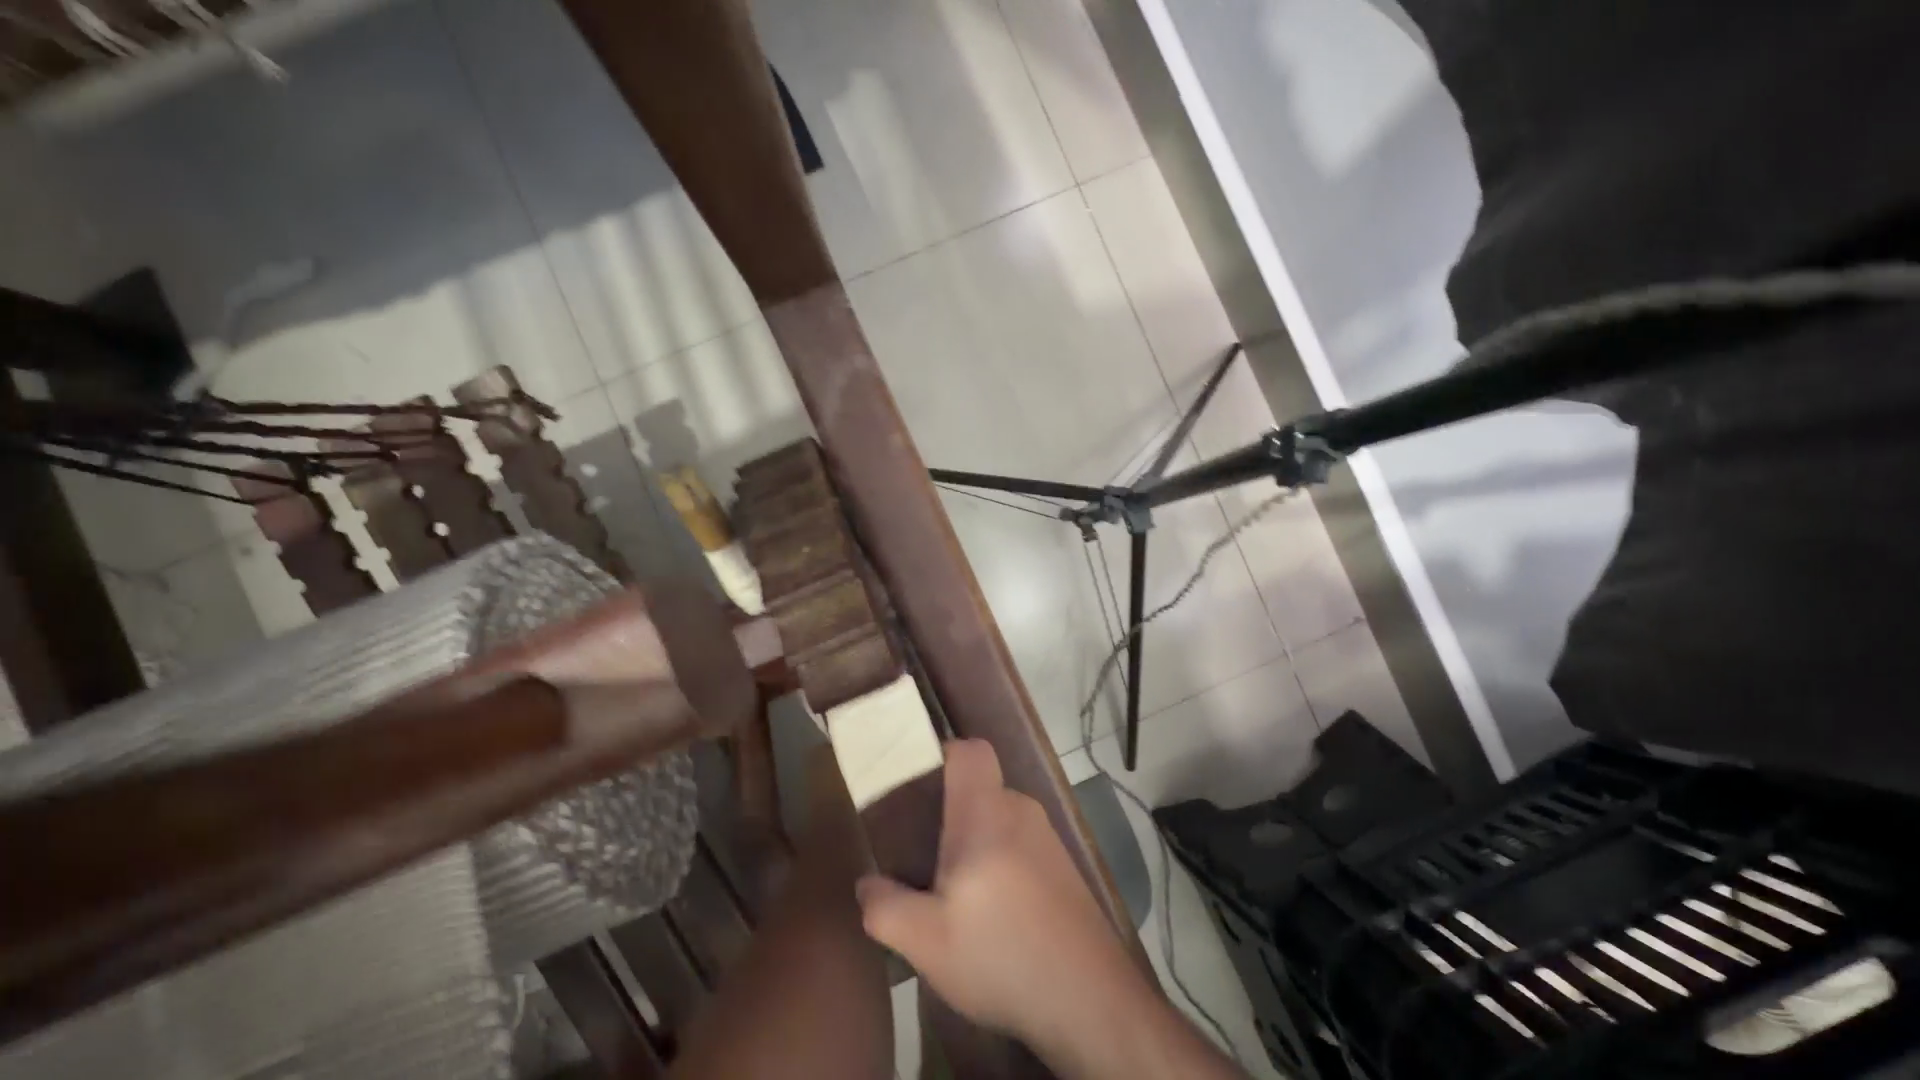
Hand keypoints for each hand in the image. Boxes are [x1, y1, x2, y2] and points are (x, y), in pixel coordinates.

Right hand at [853, 740, 1150, 1047]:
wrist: (1092, 1002)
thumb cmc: (1001, 957)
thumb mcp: (925, 941)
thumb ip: (884, 907)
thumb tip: (868, 884)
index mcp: (987, 815)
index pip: (969, 750)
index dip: (939, 755)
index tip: (910, 788)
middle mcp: (1022, 814)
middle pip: (978, 789)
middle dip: (944, 815)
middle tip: (914, 854)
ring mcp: (1049, 842)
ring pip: (998, 822)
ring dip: (971, 846)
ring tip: (946, 894)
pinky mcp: (1064, 872)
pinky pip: (1018, 847)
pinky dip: (997, 866)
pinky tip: (987, 917)